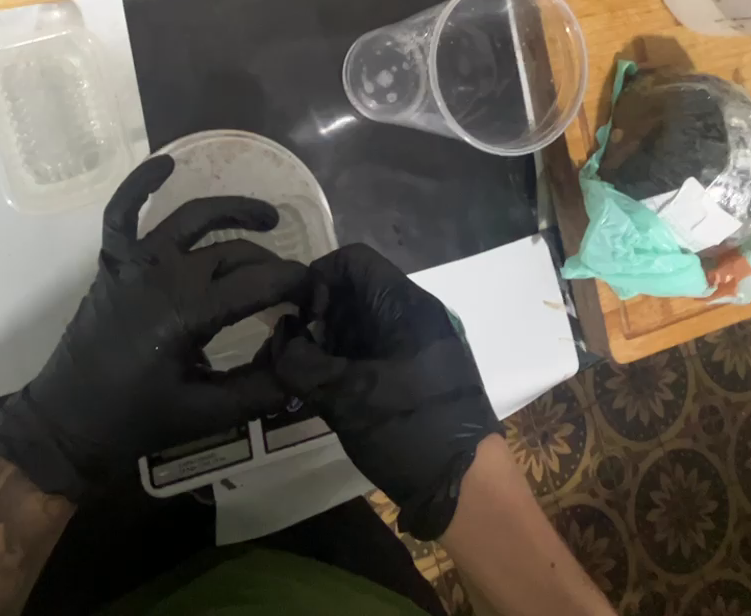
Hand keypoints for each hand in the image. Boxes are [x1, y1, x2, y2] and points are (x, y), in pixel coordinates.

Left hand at [0, 155, 307, 501]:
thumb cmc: (138, 420)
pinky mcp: (113, 261)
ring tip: (268, 217)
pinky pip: (121, 211)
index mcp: (187, 313)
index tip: (314, 293)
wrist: (68, 423)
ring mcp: (135, 262)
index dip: (293, 284)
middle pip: (232, 253)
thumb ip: (262, 385)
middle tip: (293, 282)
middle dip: (271, 264)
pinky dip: (140, 184)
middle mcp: (163, 274)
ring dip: (233, 210)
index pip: (257, 283)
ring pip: (192, 218)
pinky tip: (167, 162)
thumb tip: (304, 355)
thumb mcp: (209, 413)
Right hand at [268, 243, 500, 539]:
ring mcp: (422, 341)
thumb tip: (281, 336)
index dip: (318, 277)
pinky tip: (332, 388)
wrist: (470, 491)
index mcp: (406, 305)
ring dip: (333, 338)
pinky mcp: (422, 367)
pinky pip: (378, 343)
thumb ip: (302, 362)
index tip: (300, 317)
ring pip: (365, 318)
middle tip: (299, 351)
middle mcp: (417, 312)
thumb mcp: (345, 398)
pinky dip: (350, 356)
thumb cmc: (409, 431)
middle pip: (357, 288)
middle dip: (321, 313)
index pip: (353, 259)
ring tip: (310, 374)